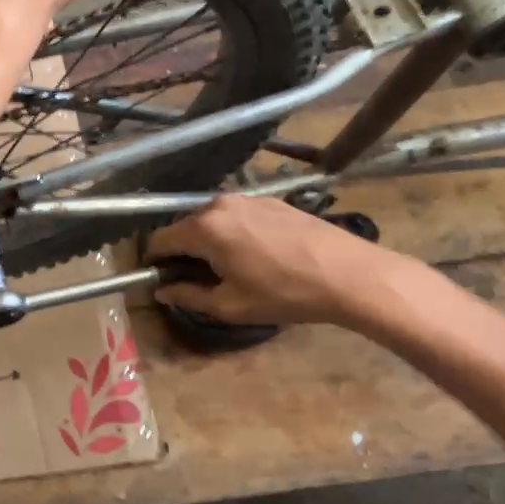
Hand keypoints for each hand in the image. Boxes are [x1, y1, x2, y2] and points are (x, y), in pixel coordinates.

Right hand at [147, 196, 413, 326]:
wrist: (350, 274)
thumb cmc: (284, 293)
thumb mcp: (230, 305)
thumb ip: (187, 296)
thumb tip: (161, 291)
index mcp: (204, 228)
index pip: (159, 240)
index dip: (154, 262)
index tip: (160, 280)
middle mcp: (220, 205)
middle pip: (184, 226)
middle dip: (181, 251)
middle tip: (195, 279)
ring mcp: (248, 198)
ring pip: (211, 220)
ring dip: (208, 241)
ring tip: (227, 268)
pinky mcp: (272, 201)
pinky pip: (236, 216)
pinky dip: (232, 233)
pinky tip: (254, 256)